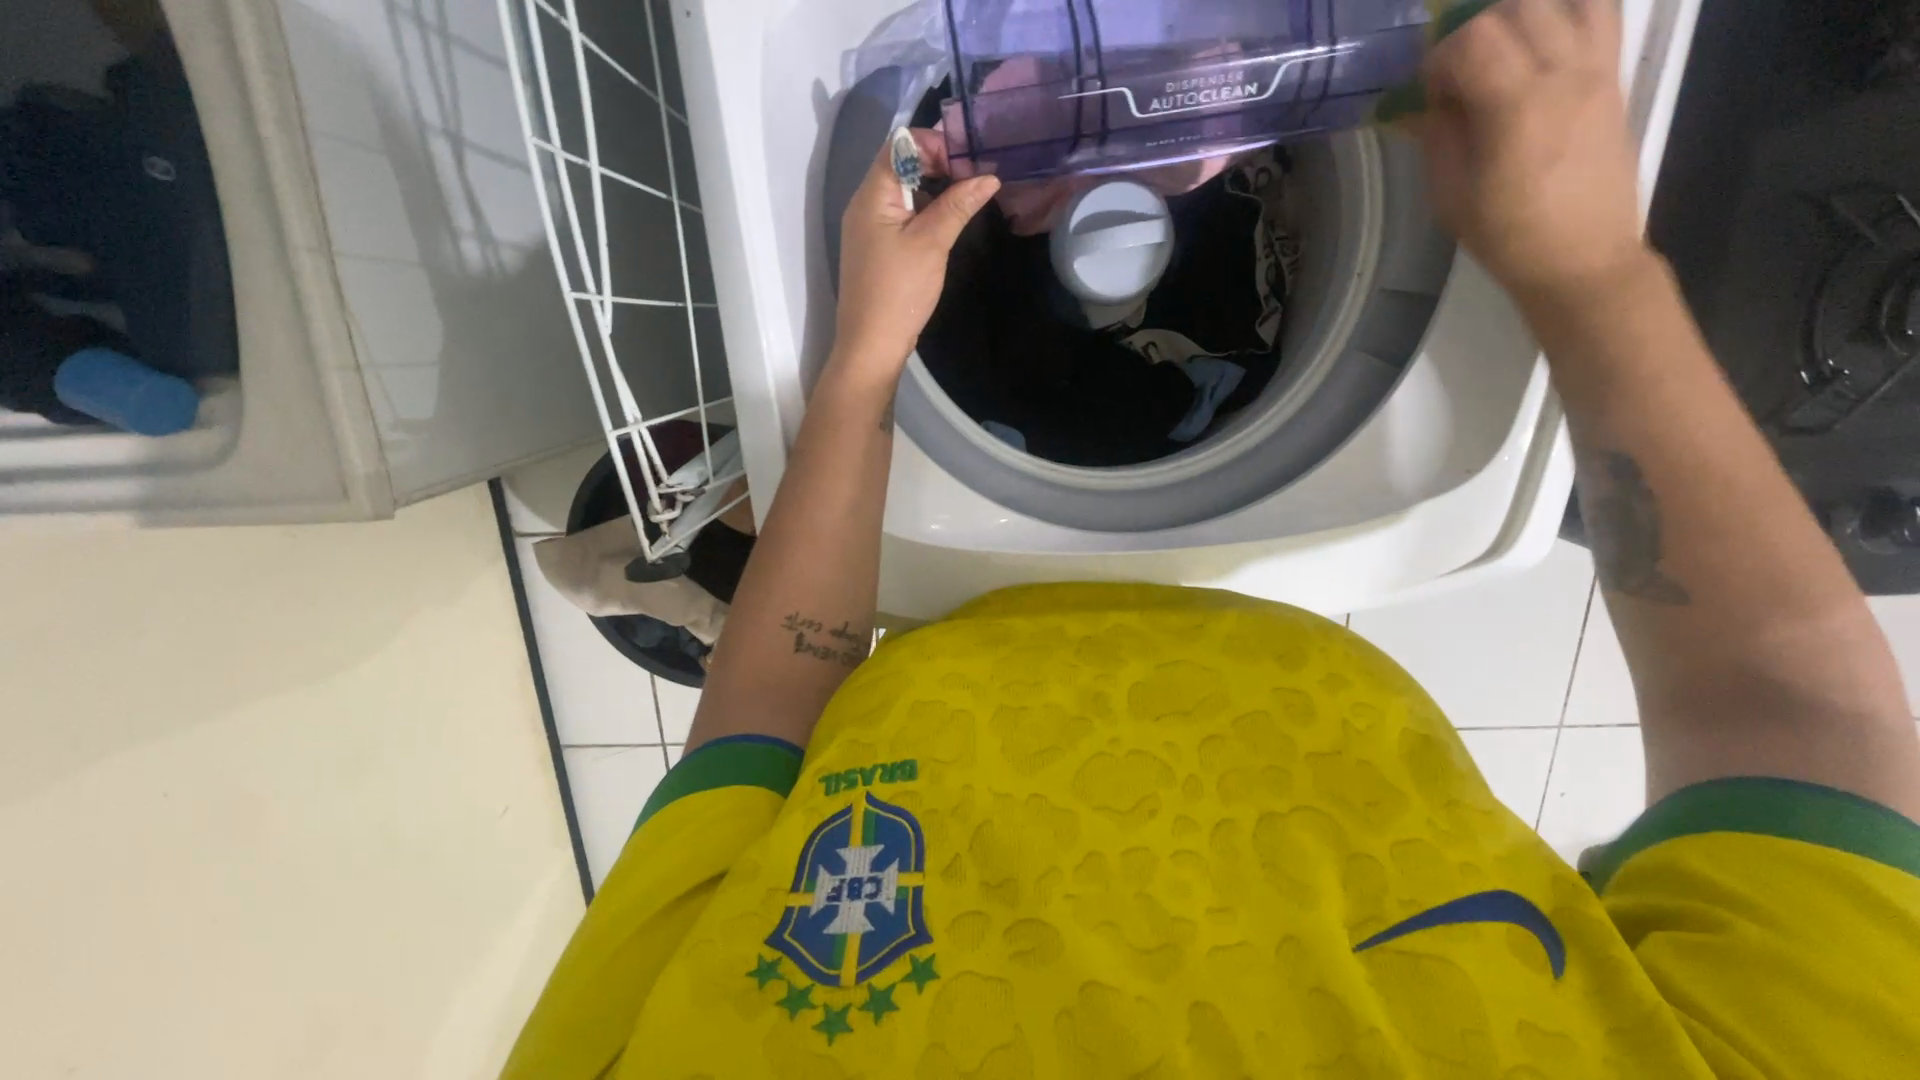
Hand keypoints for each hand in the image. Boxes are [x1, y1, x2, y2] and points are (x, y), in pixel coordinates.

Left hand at [832, 129, 999, 375]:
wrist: (871, 344)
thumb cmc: (899, 291)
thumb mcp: (932, 244)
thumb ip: (958, 206)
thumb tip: (989, 176)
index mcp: (872, 194)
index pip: (899, 144)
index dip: (933, 143)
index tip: (968, 160)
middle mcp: (865, 203)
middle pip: (900, 164)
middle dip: (938, 163)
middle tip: (974, 177)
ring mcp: (869, 226)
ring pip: (903, 190)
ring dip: (934, 187)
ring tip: (967, 196)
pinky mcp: (877, 247)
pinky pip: (901, 214)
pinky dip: (925, 210)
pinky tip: (948, 221)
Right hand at [1416, 0, 1650, 305]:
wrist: (1582, 257)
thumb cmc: (1507, 236)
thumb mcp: (1450, 196)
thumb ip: (1438, 136)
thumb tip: (1427, 103)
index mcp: (1516, 107)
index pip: (1473, 38)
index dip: (1440, 58)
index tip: (1431, 95)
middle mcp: (1564, 74)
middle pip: (1518, 6)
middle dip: (1476, 30)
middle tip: (1461, 74)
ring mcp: (1597, 70)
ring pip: (1563, 0)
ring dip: (1522, 15)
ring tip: (1501, 54)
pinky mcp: (1614, 76)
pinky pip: (1599, 14)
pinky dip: (1565, 14)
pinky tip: (1539, 46)